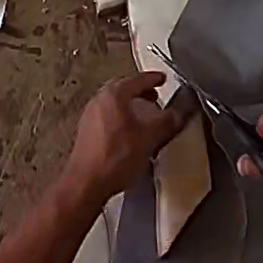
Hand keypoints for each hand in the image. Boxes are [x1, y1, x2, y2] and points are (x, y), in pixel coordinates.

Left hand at [60, 72, 189, 206]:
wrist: (86, 184)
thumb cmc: (113, 158)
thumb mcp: (149, 138)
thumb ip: (166, 122)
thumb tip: (176, 115)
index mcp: (114, 95)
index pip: (138, 79)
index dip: (153, 79)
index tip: (161, 78)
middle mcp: (99, 101)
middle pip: (123, 88)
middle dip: (140, 91)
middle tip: (153, 94)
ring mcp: (90, 117)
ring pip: (114, 103)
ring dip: (130, 105)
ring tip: (144, 115)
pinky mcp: (86, 133)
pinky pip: (107, 118)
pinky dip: (120, 119)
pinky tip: (129, 134)